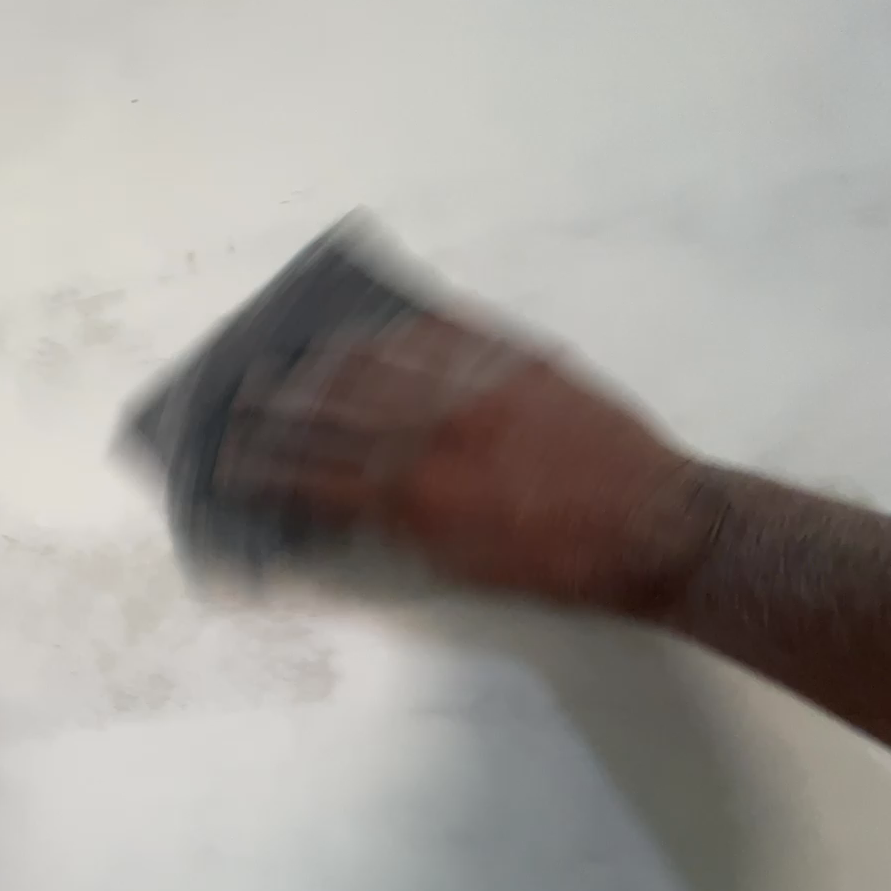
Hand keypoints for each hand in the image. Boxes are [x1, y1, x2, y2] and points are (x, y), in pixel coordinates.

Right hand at [215, 314, 718, 614]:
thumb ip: (390, 530)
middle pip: (333, 414)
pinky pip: (453, 334)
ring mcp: (472, 392)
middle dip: (280, 406)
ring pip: (382, 365)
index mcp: (410, 498)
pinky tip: (384, 322)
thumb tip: (341, 506)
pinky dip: (411, 327)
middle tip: (245, 394)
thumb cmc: (551, 566)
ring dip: (332, 360)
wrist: (658, 528)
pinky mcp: (518, 363)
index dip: (265, 469)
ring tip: (301, 352)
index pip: (314, 478)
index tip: (231, 461)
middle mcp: (430, 437)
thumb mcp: (455, 568)